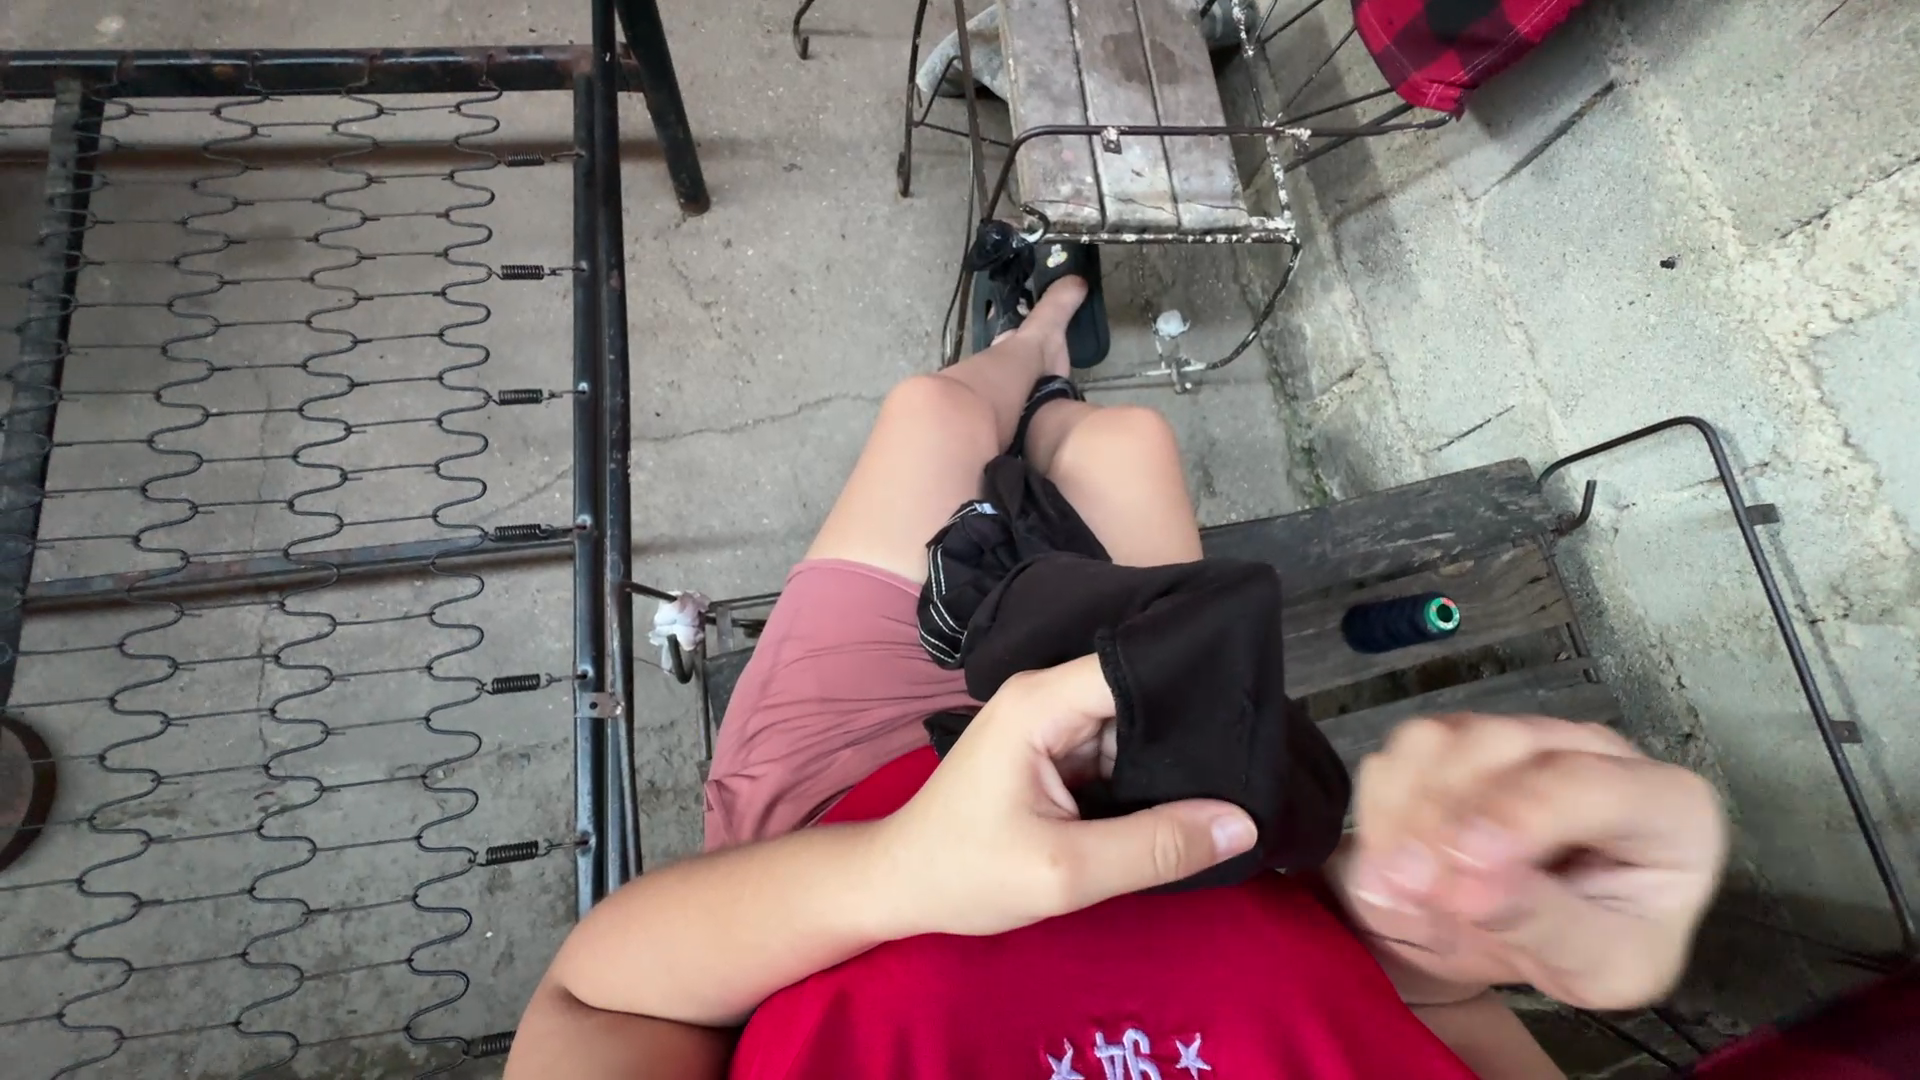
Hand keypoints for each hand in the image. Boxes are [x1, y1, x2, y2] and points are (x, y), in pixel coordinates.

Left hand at [874, 654, 1257, 936]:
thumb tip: (1241, 822)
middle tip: (1254, 750)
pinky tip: (1186, 792)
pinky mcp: (1051, 750)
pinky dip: (1143, 771)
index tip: (1250, 695)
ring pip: (1128, 723)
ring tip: (1234, 775)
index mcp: (1039, 702)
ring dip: (1169, 751)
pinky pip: (1112, 749)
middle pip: (1133, 690)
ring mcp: (1047, 722)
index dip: (1187, 675)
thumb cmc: (966, 872)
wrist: (902, 883)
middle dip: (1187, 720)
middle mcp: (1044, 696)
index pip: (1128, 663)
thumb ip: (1154, 847)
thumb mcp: (1065, 873)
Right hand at [1341, 713, 1727, 1009]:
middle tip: (1410, 879)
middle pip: (1501, 745)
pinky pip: (1394, 756)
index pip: (1591, 785)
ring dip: (1403, 809)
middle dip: (1445, 811)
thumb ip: (1544, 924)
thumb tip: (1469, 887)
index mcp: (1662, 804)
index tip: (1466, 858)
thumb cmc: (1583, 948)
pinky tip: (1389, 862)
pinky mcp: (1440, 740)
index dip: (1523, 815)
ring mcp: (1503, 735)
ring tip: (1398, 881)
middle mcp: (1582, 749)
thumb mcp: (1595, 965)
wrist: (1511, 928)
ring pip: (1436, 740)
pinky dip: (1379, 809)